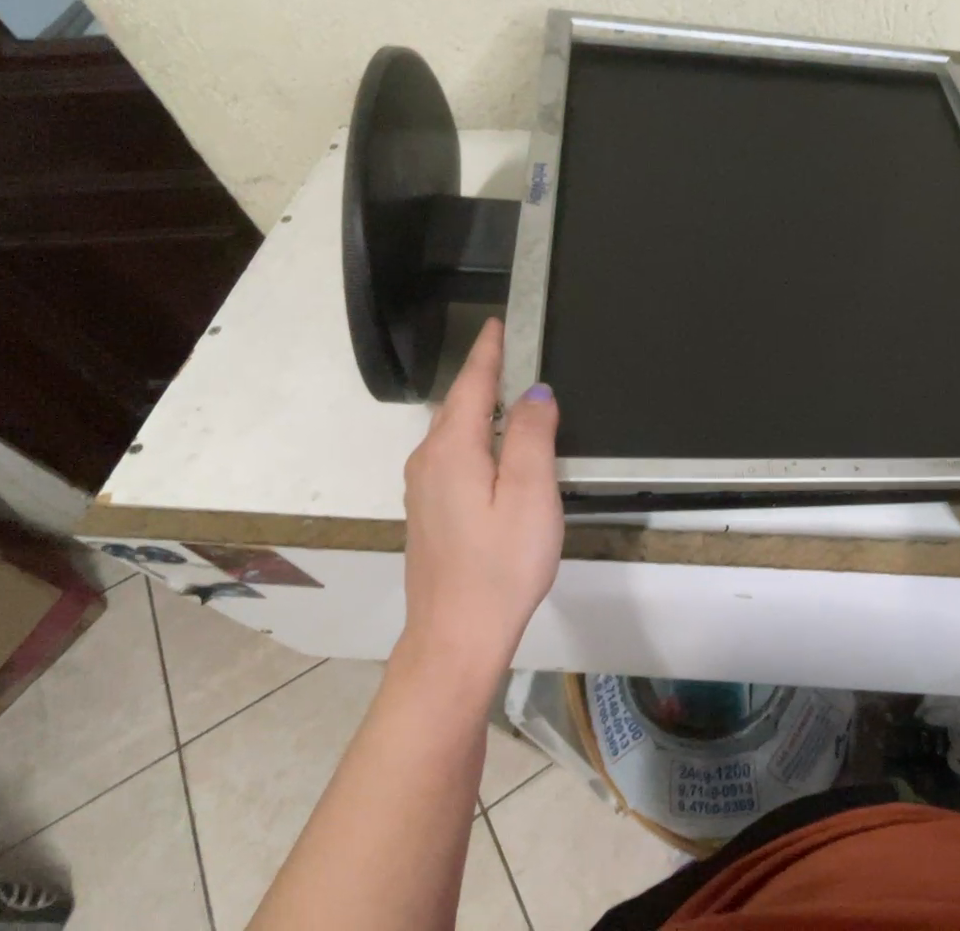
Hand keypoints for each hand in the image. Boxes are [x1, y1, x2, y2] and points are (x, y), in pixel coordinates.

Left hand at [397, 318, 562, 672]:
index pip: (473, 384)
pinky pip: (454, 456)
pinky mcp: (429, 512)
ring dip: (484, 408)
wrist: (457, 635)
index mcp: (452, 450)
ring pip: (455, 432)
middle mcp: (428, 462)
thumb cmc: (502, 565)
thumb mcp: (531, 495)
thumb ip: (533, 436)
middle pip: (460, 405)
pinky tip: (500, 451)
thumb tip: (535, 393)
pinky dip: (478, 437)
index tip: (501, 322)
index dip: (490, 351)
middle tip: (520, 354)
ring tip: (518, 397)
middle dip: (486, 376)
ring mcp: (424, 489)